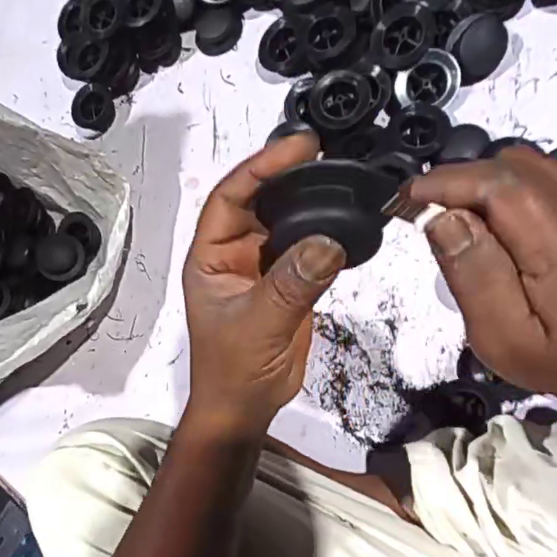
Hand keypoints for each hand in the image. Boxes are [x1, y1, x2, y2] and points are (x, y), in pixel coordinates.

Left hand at [182, 133, 345, 439]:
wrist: (246, 407)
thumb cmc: (231, 373)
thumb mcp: (256, 326)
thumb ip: (289, 286)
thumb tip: (324, 245)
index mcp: (211, 258)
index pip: (230, 197)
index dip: (260, 168)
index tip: (295, 149)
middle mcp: (235, 256)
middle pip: (260, 202)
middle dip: (288, 177)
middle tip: (323, 155)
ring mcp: (263, 269)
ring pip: (286, 224)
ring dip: (309, 204)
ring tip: (338, 180)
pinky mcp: (288, 285)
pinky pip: (308, 250)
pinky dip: (326, 236)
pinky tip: (344, 223)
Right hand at [406, 148, 556, 400]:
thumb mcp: (501, 338)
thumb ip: (473, 276)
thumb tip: (443, 219)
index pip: (501, 184)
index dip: (448, 182)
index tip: (409, 198)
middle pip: (514, 167)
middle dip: (462, 185)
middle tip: (430, 220)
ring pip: (529, 166)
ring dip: (485, 187)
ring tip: (464, 228)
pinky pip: (547, 178)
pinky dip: (511, 193)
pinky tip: (500, 231)